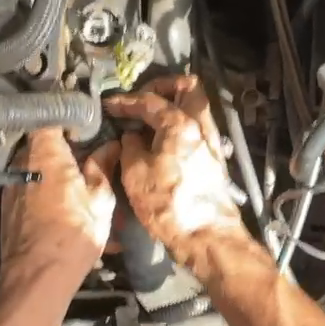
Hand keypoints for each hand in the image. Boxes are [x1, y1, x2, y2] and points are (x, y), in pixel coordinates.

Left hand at [0, 128, 116, 287]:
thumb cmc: (74, 237)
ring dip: (49, 168)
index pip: (48, 117)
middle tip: (84, 154)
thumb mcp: (101, 203)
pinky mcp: (5, 204)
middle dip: (59, 145)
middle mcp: (22, 163)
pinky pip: (24, 183)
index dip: (66, 118)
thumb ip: (102, 169)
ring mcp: (10, 184)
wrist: (36, 278)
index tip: (84, 126)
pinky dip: (39, 186)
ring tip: (72, 180)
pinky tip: (56, 202)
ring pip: (31, 164)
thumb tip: (110, 146)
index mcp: (47, 155)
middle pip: (39, 141)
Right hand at [104, 76, 253, 273]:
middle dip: (163, 88)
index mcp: (181, 124)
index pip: (150, 100)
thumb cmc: (169, 205)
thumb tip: (132, 137)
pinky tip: (161, 144)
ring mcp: (212, 144)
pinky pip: (197, 131)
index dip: (126, 101)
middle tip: (141, 100)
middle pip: (189, 89)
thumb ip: (131, 147)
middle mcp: (202, 127)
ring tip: (148, 123)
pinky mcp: (214, 161)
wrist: (207, 237)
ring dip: (173, 108)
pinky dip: (179, 128)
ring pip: (196, 109)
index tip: (110, 105)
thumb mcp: (135, 174)